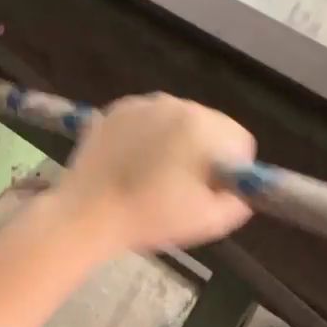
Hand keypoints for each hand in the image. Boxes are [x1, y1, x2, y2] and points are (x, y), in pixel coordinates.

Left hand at [56, 93, 255, 251]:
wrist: (85, 215)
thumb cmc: (149, 219)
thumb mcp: (209, 222)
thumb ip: (239, 201)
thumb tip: (240, 188)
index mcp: (203, 127)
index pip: (240, 142)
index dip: (232, 171)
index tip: (211, 193)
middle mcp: (176, 104)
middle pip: (210, 127)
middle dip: (203, 154)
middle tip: (180, 188)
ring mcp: (143, 104)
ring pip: (178, 121)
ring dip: (175, 143)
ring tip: (152, 177)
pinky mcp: (116, 110)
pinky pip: (148, 120)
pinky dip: (147, 138)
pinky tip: (132, 164)